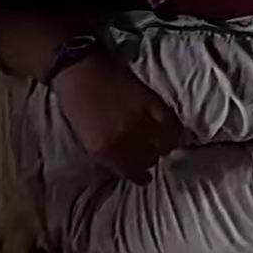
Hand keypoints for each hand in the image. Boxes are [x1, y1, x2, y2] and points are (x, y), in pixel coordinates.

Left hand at [54, 54, 183, 183]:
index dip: (140, 177)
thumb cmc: (77, 108)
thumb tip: (122, 166)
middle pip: (148, 158)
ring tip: (164, 149)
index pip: (131, 172)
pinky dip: (174, 129)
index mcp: (104, 150)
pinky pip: (168, 121)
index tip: (145, 178)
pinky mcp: (150, 101)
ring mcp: (140, 118)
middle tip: (151, 161)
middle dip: (150, 161)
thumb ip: (105, 156)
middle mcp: (125, 138)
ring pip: (161, 142)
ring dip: (163, 147)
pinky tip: (176, 133)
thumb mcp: (85, 141)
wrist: (82, 74)